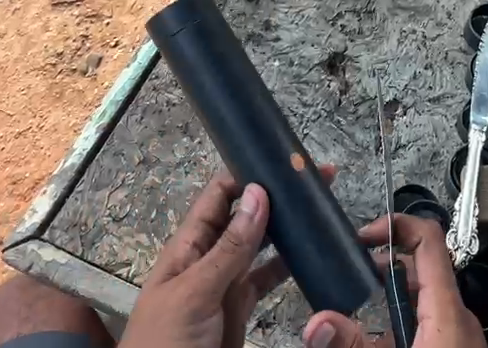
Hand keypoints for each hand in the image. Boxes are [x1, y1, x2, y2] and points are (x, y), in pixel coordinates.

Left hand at [122, 168, 336, 347]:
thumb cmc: (166, 345)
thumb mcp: (194, 294)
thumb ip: (228, 248)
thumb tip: (259, 190)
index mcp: (189, 245)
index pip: (219, 194)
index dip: (248, 171)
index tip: (285, 158)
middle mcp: (209, 257)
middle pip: (244, 215)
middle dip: (276, 194)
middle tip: (318, 178)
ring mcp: (225, 284)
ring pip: (259, 244)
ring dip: (286, 226)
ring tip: (321, 206)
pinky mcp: (241, 309)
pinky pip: (267, 277)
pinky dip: (288, 264)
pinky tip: (311, 253)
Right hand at [302, 214, 486, 347]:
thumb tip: (315, 323)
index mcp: (448, 313)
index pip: (429, 240)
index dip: (396, 224)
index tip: (363, 235)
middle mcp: (459, 319)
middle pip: (423, 269)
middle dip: (384, 265)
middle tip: (349, 274)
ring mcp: (459, 340)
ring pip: (424, 300)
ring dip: (390, 298)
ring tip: (354, 312)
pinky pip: (428, 327)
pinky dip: (401, 326)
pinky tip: (375, 344)